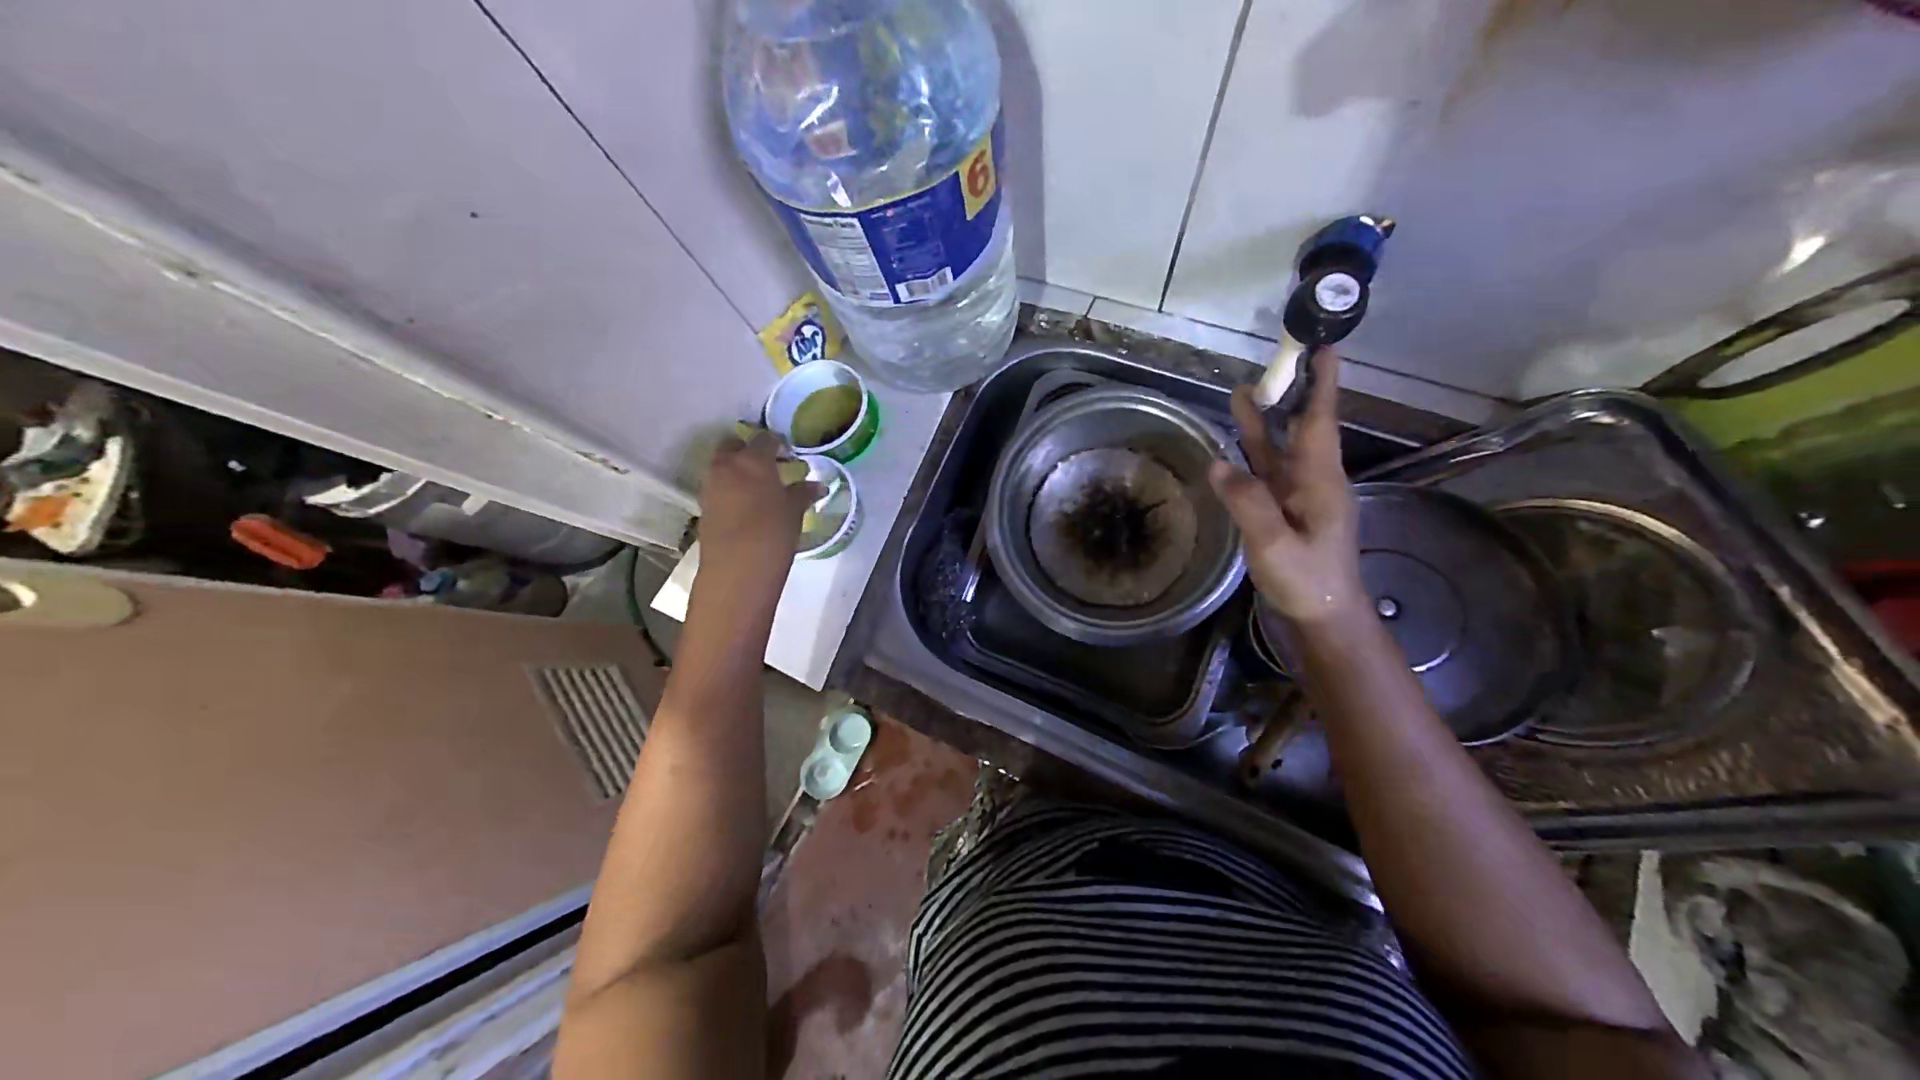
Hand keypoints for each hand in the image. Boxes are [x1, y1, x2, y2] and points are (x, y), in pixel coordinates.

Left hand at [698, 431, 820, 573]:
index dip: (778, 444)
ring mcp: (710, 485)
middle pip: (733, 445)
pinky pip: (716, 487)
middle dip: (748, 450)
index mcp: (753, 460)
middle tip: (767, 466)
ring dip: (736, 470)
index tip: (788, 455)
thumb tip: (816, 485)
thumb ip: (803, 493)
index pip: (765, 438)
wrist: (737, 568)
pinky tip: (745, 506)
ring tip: (757, 488)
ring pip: (721, 466)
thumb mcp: (794, 511)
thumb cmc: (773, 533)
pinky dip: (728, 489)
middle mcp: (726, 465)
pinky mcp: (702, 507)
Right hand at [1209, 348, 1366, 625]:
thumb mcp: (1276, 544)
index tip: (1323, 347)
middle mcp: (1313, 480)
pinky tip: (1234, 449)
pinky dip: (1253, 455)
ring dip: (1264, 423)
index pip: (1320, 421)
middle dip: (1290, 394)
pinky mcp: (1285, 512)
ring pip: (1281, 450)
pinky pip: (1268, 473)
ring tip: (1242, 394)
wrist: (1323, 615)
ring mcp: (1299, 497)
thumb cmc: (1307, 579)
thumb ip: (1249, 503)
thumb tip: (1218, 464)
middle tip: (1273, 364)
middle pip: (1300, 428)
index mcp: (1320, 480)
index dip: (1322, 384)